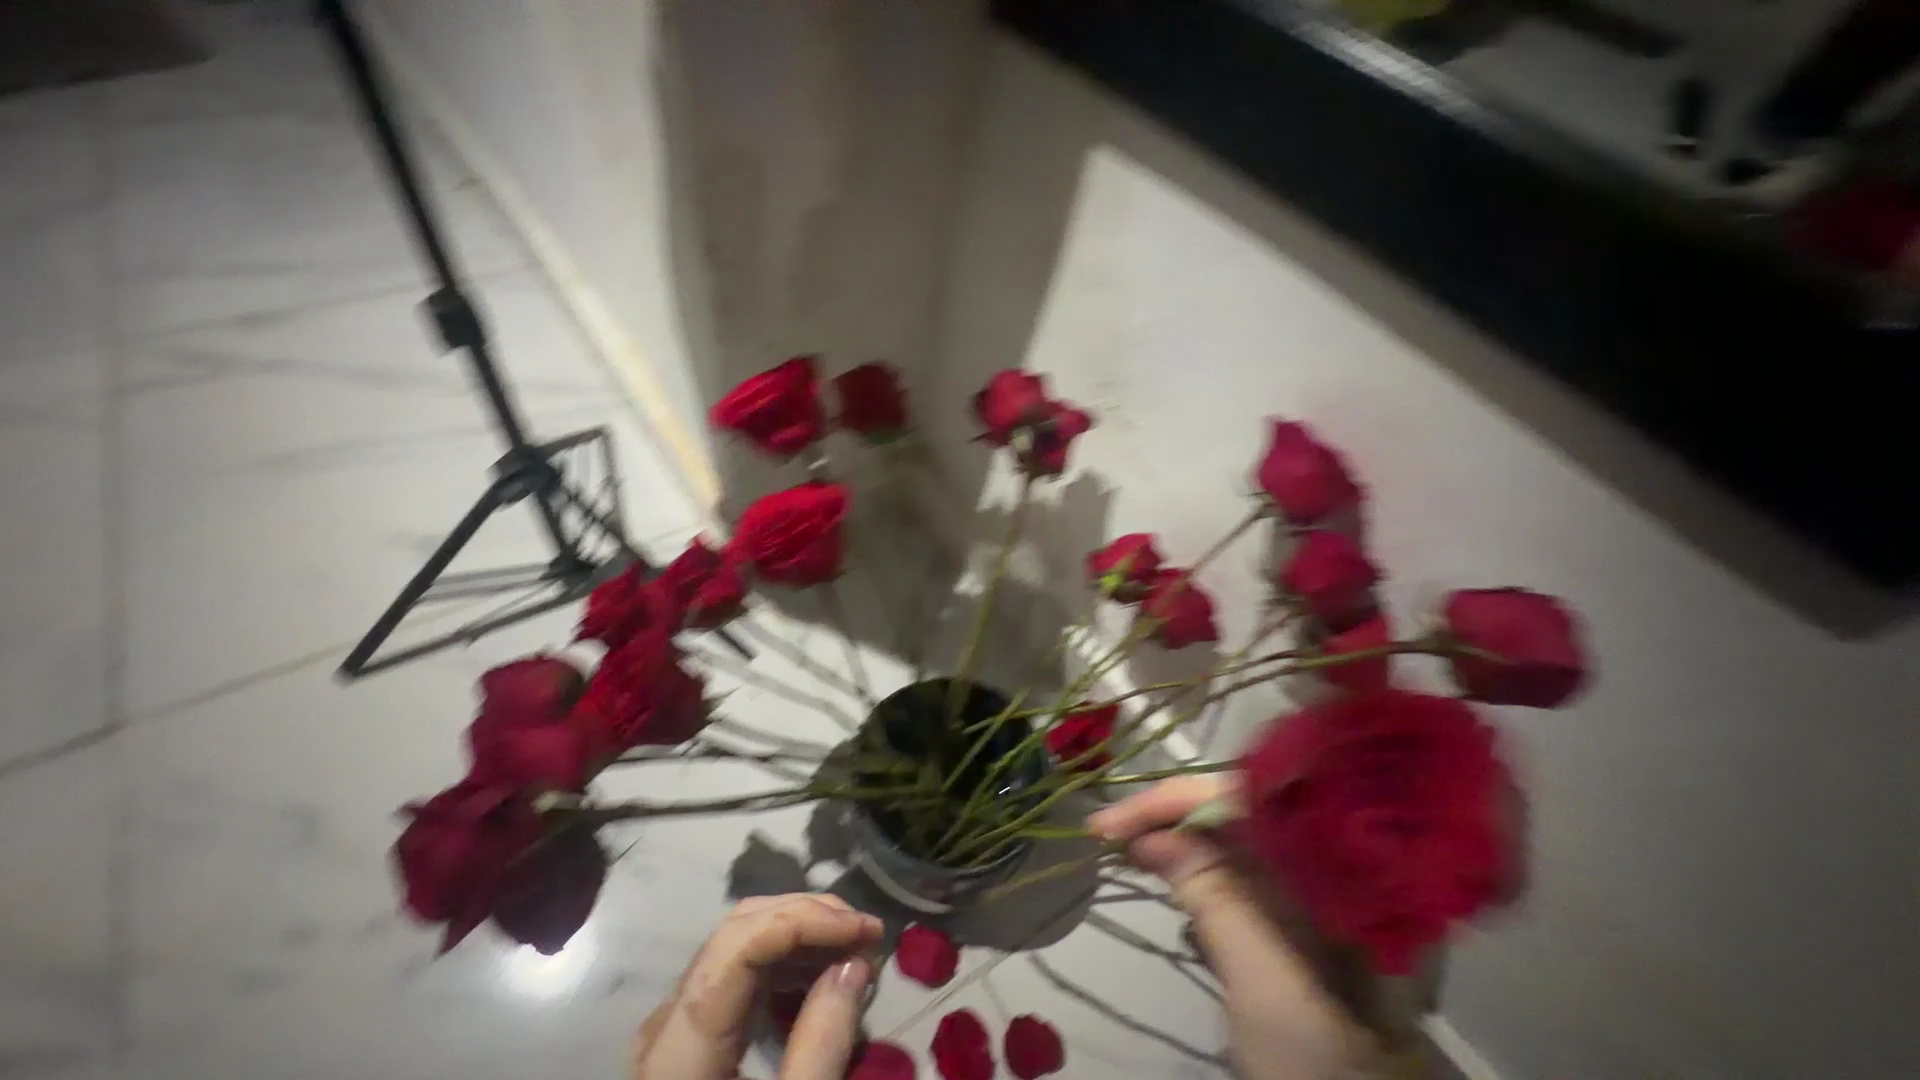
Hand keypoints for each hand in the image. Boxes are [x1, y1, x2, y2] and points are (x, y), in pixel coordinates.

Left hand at [633, 894, 883, 1079]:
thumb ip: (823, 1042)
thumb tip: (854, 963)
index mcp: (681, 1045)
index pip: (739, 944)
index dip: (807, 921)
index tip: (868, 931)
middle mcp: (668, 1019)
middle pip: (736, 931)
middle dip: (808, 918)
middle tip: (867, 933)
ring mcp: (673, 1025)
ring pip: (735, 944)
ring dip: (799, 934)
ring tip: (853, 950)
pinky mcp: (687, 1037)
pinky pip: (734, 976)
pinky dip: (782, 963)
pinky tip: (819, 977)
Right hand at [1088, 777, 1375, 1079]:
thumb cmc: (1321, 1065)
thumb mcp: (1270, 989)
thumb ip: (1220, 904)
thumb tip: (1154, 836)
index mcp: (1338, 869)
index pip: (1250, 800)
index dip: (1179, 800)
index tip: (1115, 822)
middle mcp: (1322, 870)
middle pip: (1237, 813)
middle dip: (1170, 812)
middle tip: (1107, 829)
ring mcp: (1304, 899)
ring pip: (1229, 841)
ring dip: (1173, 834)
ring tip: (1122, 841)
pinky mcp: (1283, 927)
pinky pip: (1232, 874)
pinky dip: (1190, 866)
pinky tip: (1158, 868)